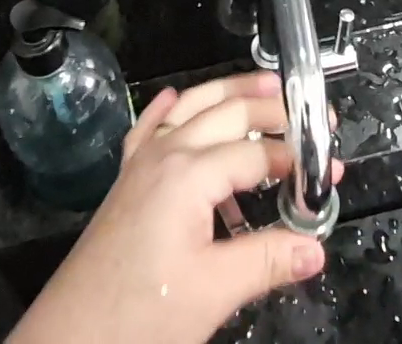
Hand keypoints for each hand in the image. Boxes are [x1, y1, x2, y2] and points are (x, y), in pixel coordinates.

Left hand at [8, 72, 332, 343]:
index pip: (256, 154)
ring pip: (191, 106)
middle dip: (273, 109)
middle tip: (310, 112)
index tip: (329, 171)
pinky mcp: (127, 178)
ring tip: (265, 83)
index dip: (297, 161)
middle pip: (228, 113)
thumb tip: (315, 247)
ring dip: (229, 91)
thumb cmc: (140, 315)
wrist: (72, 336)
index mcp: (188, 174)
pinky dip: (169, 107)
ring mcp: (142, 162)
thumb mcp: (214, 291)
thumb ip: (268, 260)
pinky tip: (175, 97)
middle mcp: (165, 154)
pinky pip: (150, 126)